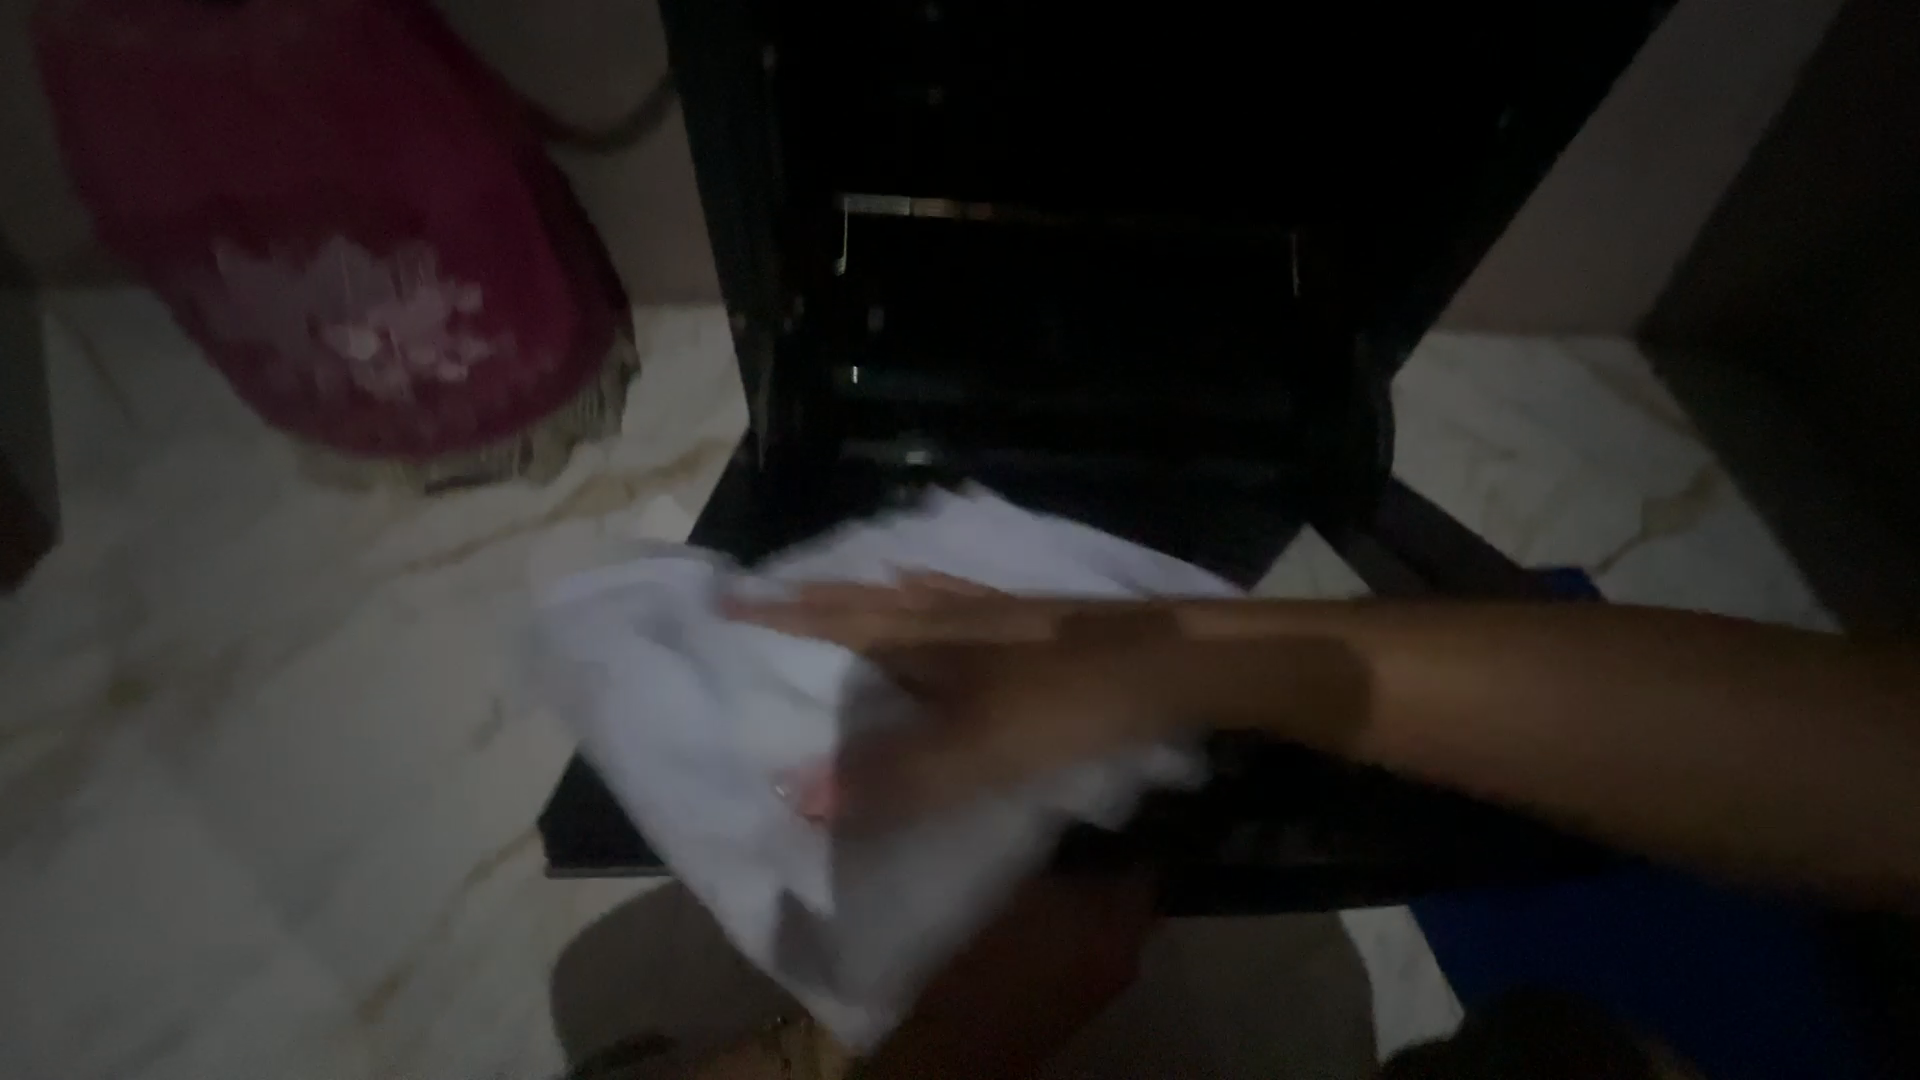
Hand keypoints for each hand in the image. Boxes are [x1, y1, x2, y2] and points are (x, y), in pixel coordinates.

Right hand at [724, 574, 1192, 824]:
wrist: (1164, 662)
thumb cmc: (1067, 701)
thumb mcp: (978, 751)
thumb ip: (894, 778)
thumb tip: (794, 795)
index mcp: (925, 638)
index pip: (833, 620)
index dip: (778, 612)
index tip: (726, 597)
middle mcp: (949, 614)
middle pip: (866, 600)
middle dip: (813, 599)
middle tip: (768, 598)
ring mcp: (991, 612)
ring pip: (909, 597)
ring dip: (864, 596)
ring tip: (832, 596)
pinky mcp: (1025, 619)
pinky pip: (952, 601)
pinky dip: (923, 596)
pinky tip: (931, 596)